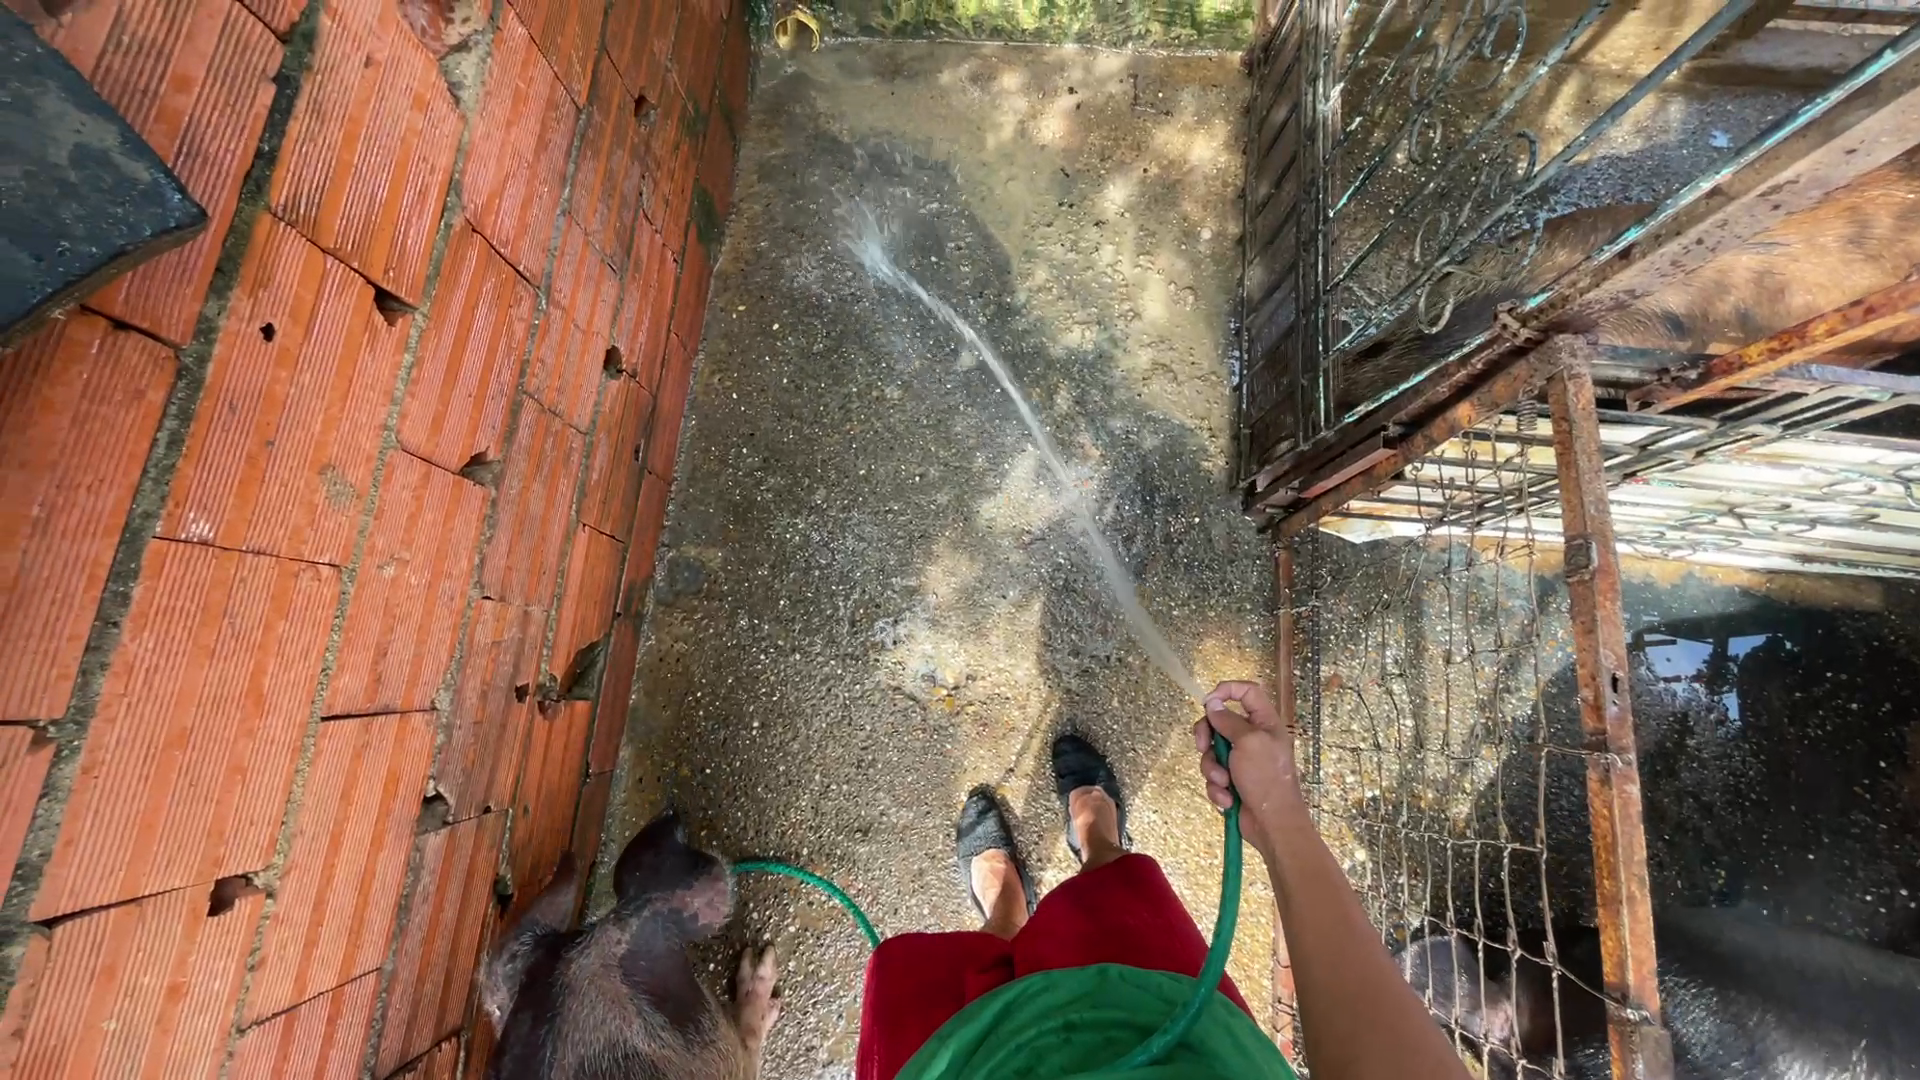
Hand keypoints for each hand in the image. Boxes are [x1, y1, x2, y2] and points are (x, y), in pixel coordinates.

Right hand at [1193, 680, 1304, 860]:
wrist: (1273, 826)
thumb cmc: (1266, 779)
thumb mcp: (1248, 742)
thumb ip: (1227, 720)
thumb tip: (1211, 703)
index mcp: (1264, 723)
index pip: (1246, 691)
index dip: (1226, 690)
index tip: (1207, 702)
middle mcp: (1252, 738)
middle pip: (1219, 722)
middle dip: (1207, 736)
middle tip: (1203, 746)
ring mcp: (1241, 760)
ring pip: (1211, 751)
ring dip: (1212, 768)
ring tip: (1223, 783)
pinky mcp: (1232, 780)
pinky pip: (1213, 775)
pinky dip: (1217, 787)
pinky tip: (1227, 798)